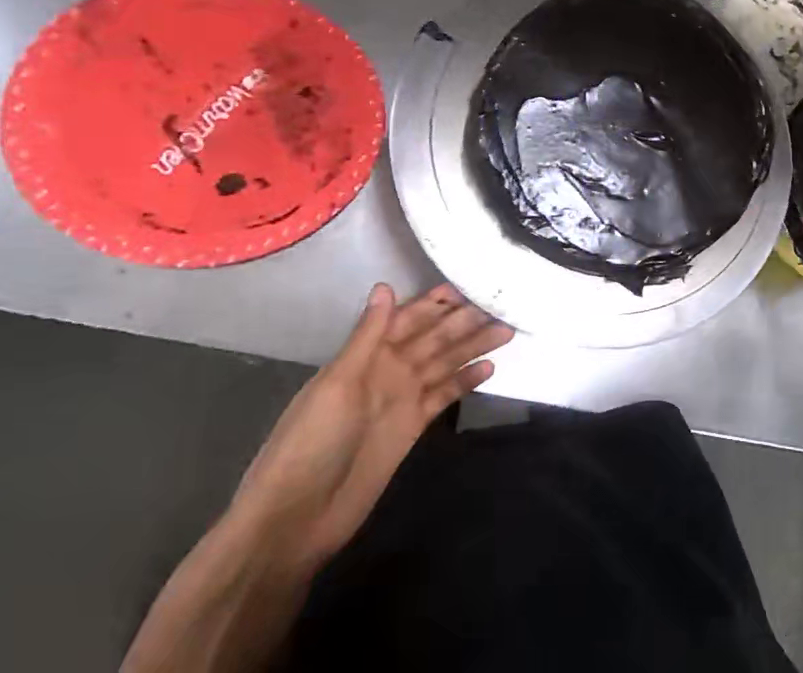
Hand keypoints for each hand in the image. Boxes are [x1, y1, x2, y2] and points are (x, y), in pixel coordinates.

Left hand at [225, 283, 513, 567]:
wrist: (298, 516)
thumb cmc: (310, 443)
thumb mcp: (337, 384)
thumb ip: (366, 338)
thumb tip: (385, 287)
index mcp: (364, 357)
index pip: (405, 320)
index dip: (434, 304)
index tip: (466, 288)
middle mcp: (386, 371)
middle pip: (431, 340)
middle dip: (462, 322)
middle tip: (498, 306)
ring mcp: (401, 399)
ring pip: (444, 364)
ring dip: (472, 347)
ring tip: (505, 331)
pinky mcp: (413, 426)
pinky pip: (444, 396)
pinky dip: (465, 381)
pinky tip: (489, 368)